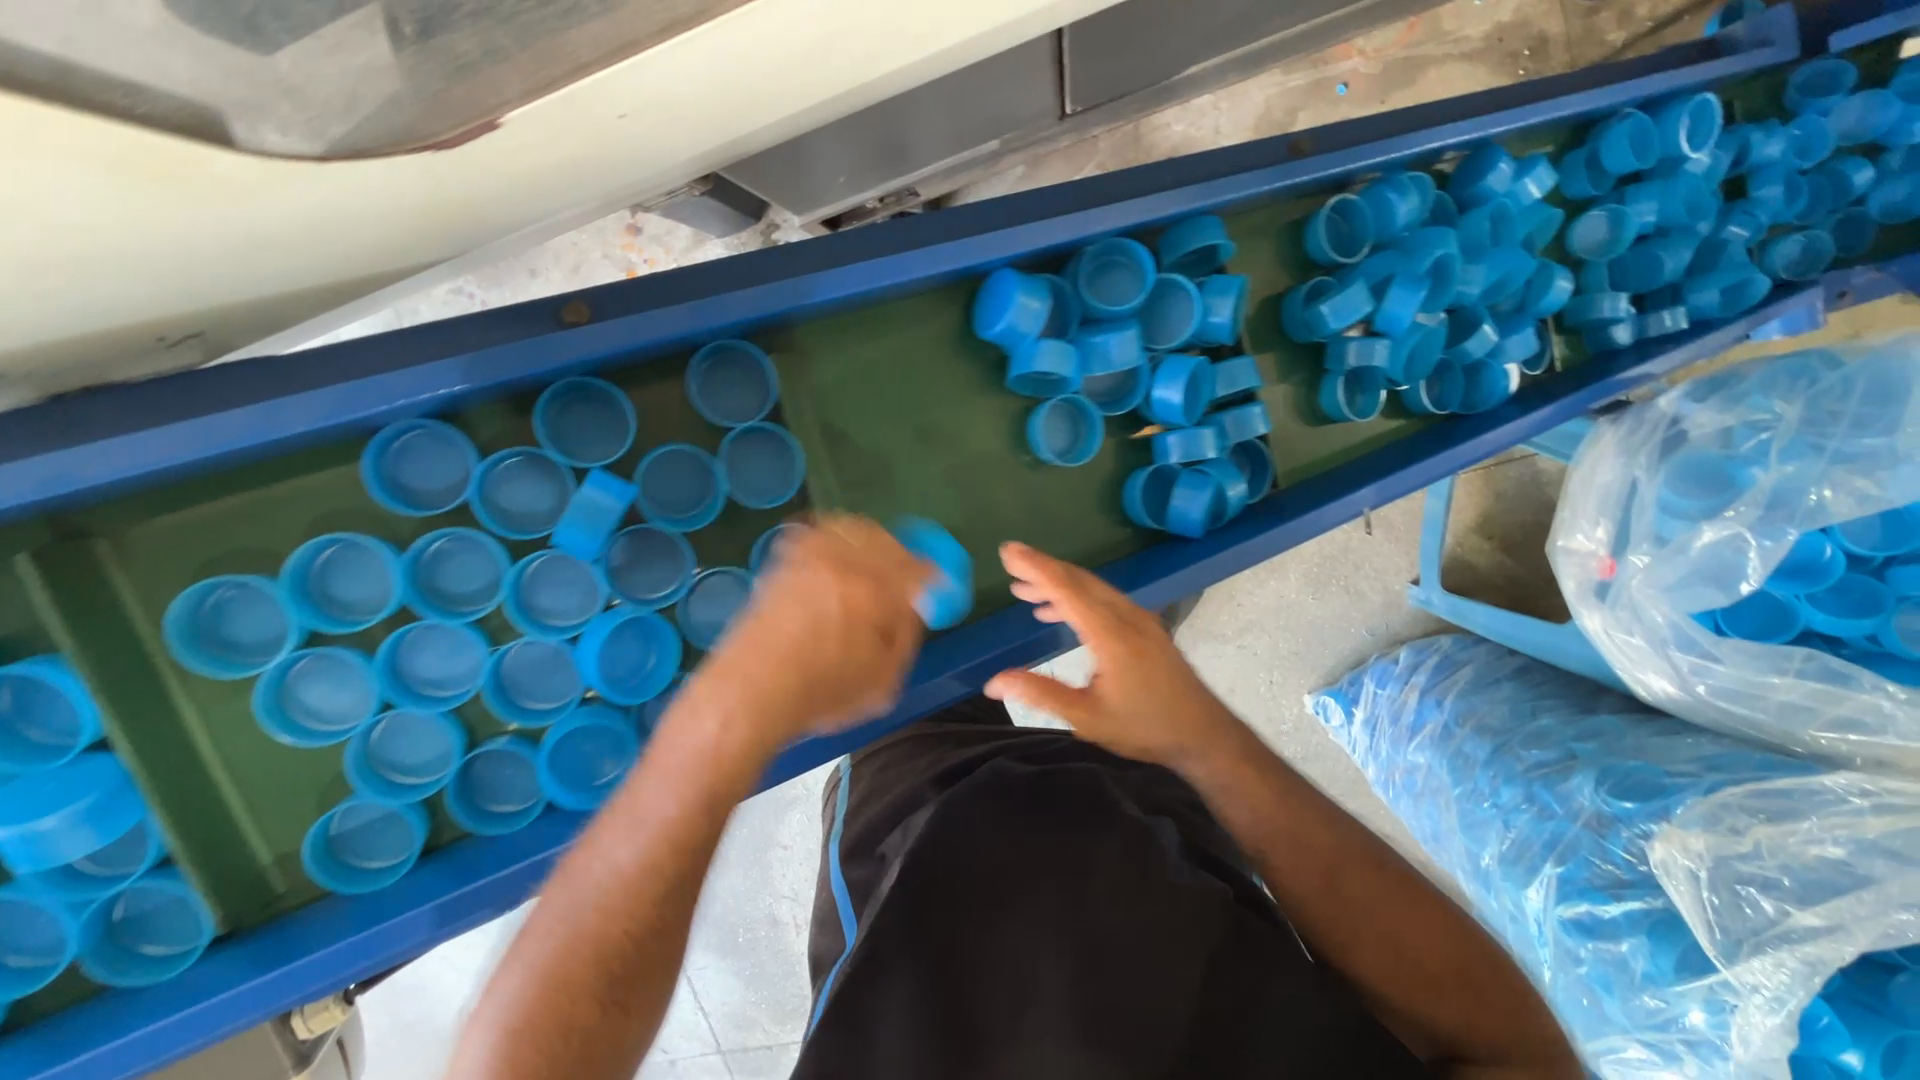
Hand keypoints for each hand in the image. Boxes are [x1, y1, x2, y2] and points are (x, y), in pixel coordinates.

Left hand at [689, 515, 930, 750]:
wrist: (750, 691)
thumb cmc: (820, 695)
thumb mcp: (881, 683)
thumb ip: (903, 641)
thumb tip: (911, 612)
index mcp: (877, 593)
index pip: (916, 570)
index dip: (930, 574)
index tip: (933, 581)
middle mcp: (845, 565)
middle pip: (885, 541)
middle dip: (900, 554)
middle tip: (905, 569)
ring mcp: (810, 560)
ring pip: (850, 529)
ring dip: (868, 538)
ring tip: (872, 555)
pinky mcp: (782, 562)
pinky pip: (814, 533)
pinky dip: (831, 535)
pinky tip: (833, 552)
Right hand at [984, 542, 1244, 771]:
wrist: (1205, 736)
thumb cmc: (1145, 728)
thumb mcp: (1086, 717)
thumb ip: (1040, 693)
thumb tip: (992, 682)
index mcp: (1112, 634)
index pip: (1067, 589)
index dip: (1036, 568)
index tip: (1008, 552)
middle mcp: (1128, 617)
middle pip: (1081, 581)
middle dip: (1043, 570)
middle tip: (1010, 564)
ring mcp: (1141, 621)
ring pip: (1095, 590)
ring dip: (1060, 585)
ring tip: (1025, 591)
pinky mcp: (1148, 630)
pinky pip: (1107, 601)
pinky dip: (1079, 599)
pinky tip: (1060, 612)